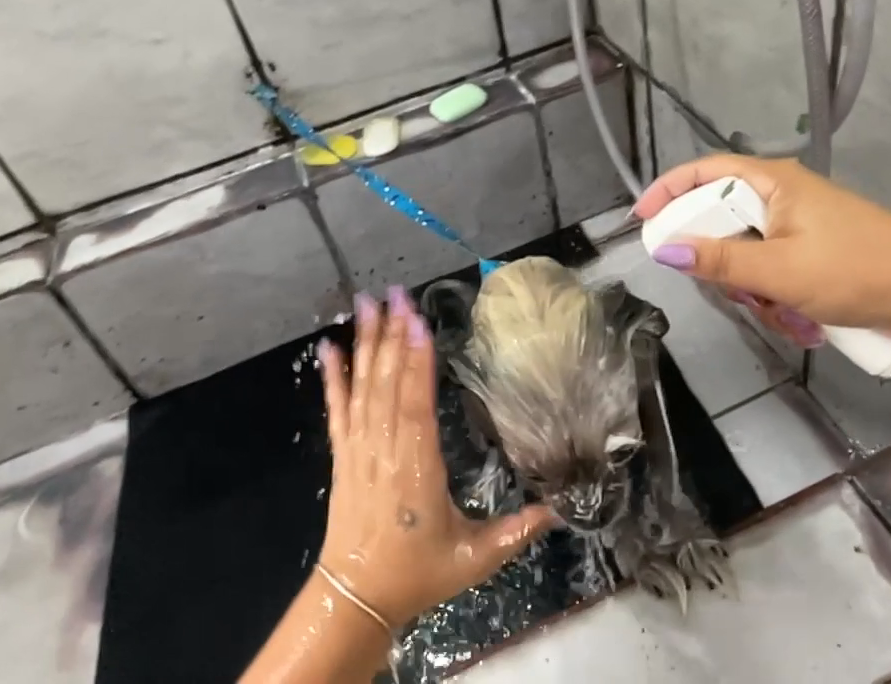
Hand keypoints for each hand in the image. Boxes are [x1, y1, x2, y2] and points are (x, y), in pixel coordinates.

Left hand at [314, 288, 556, 626]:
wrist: (356, 597)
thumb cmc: (418, 574)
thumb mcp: (475, 559)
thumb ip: (517, 532)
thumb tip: (561, 510)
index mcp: (417, 470)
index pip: (416, 406)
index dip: (417, 363)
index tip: (419, 322)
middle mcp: (385, 451)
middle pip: (388, 386)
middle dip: (393, 337)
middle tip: (397, 294)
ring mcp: (359, 450)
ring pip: (363, 389)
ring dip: (367, 345)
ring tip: (368, 304)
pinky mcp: (343, 456)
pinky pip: (336, 411)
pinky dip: (332, 378)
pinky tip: (329, 348)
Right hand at [631, 154, 890, 344]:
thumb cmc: (858, 271)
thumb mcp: (780, 271)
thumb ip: (719, 260)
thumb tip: (663, 248)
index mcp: (773, 181)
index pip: (703, 171)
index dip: (667, 192)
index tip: (641, 223)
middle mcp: (782, 196)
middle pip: (722, 221)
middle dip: (723, 264)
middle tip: (736, 293)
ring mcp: (800, 226)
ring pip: (746, 255)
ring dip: (755, 291)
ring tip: (785, 314)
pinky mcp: (814, 253)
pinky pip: (773, 272)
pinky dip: (778, 298)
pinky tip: (803, 322)